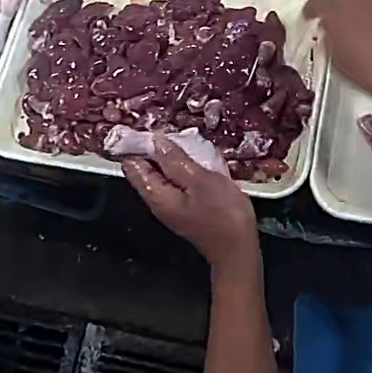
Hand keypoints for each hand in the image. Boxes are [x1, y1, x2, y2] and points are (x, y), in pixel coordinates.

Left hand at [122, 136, 259, 276]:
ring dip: (169, 158)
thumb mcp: (201, 181)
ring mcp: (173, 206)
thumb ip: (176, 161)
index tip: (146, 124)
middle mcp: (158, 202)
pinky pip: (176, 182)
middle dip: (153, 148)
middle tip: (168, 126)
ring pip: (162, 176)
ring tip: (183, 137)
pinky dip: (181, 168)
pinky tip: (195, 158)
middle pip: (146, 170)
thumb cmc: (222, 213)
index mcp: (156, 195)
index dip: (135, 144)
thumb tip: (156, 141)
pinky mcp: (187, 207)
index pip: (133, 166)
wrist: (238, 249)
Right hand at [304, 0, 371, 105]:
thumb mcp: (340, 64)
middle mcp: (359, 1)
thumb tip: (328, 36)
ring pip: (366, 2)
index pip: (317, 1)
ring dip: (362, 13)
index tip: (311, 16)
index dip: (312, 9)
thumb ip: (329, 43)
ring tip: (365, 34)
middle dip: (338, 12)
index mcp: (338, 13)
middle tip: (338, 29)